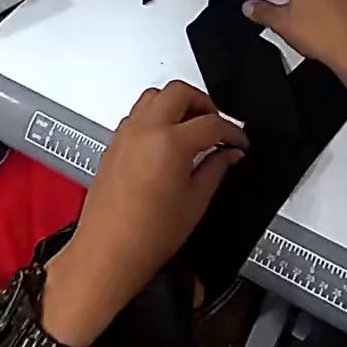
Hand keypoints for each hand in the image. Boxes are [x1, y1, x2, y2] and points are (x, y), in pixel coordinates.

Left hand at [42, 82, 247, 346]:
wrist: (107, 254)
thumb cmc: (146, 236)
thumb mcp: (196, 202)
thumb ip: (216, 168)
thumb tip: (229, 154)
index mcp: (170, 143)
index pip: (211, 123)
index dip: (232, 132)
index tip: (239, 141)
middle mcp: (144, 130)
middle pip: (179, 92)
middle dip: (204, 103)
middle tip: (216, 124)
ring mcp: (125, 135)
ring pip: (153, 96)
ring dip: (176, 103)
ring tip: (192, 126)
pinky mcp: (113, 144)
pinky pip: (137, 115)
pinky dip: (156, 116)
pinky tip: (167, 139)